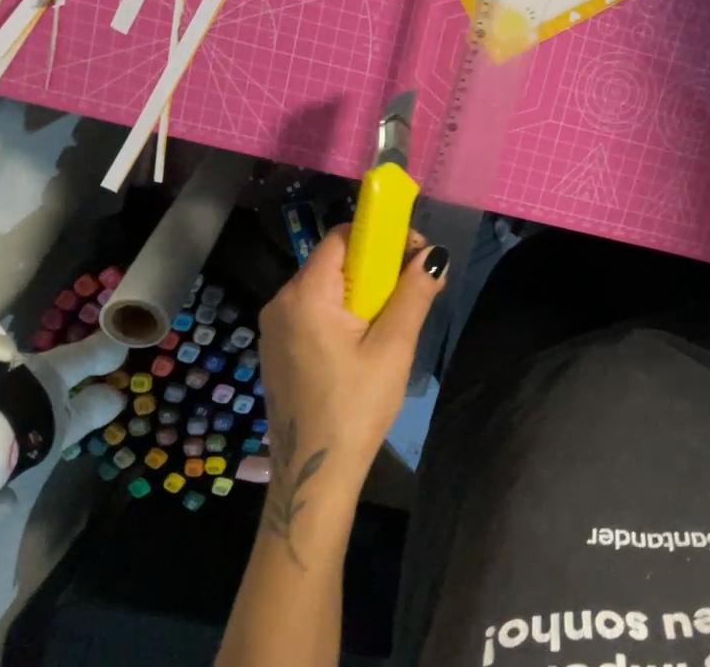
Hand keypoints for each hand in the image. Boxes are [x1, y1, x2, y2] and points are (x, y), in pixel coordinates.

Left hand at [257, 227, 448, 495]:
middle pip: (333, 260)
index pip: (341, 236)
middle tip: (412, 290)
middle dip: (376, 266)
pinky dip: (341, 312)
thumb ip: (414, 293)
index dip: (380, 236)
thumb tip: (435, 254)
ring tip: (392, 321)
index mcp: (305, 296)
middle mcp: (280, 302)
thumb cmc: (357, 406)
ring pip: (325, 286)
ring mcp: (274, 327)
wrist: (314, 473)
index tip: (414, 255)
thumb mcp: (394, 348)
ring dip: (361, 291)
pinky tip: (363, 343)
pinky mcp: (277, 348)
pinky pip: (313, 311)